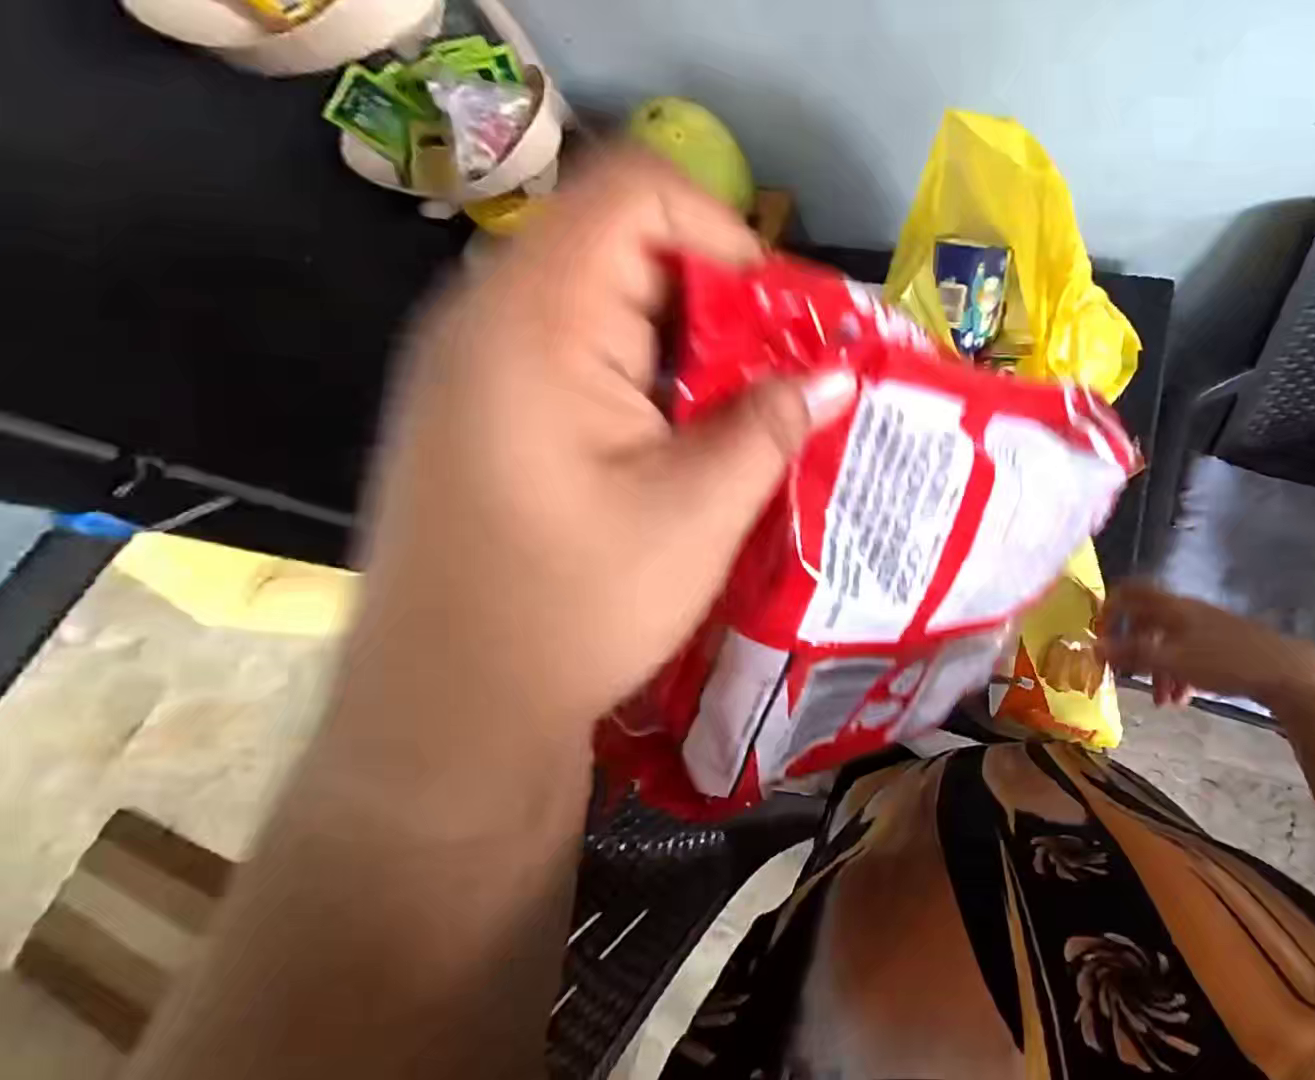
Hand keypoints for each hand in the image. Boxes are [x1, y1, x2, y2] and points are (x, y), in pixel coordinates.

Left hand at [345, 150, 856, 736]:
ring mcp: (481, 366)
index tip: (785, 316)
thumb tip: (837, 375)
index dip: (727, 234)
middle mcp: (492, 319)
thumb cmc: (573, 610)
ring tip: (751, 413)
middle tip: (788, 374)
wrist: (451, 710)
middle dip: (726, 302)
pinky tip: (693, 443)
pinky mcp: (489, 411)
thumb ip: (768, 427)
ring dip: (696, 347)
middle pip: (627, 246)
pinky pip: (585, 354)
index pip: (637, 194)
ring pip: (611, 305)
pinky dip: (655, 378)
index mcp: (537, 322)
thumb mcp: (696, 515)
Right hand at [1098, 582, 1314, 710]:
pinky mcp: (1223, 645)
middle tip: (1127, 676)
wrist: (1284, 672)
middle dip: (1135, 651)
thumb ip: (1131, 654)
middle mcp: (1186, 611)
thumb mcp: (1171, 661)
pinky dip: (1179, 674)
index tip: (1100, 637)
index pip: (1130, 593)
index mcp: (1171, 608)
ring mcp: (1206, 627)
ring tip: (1163, 702)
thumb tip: (1093, 647)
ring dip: (1158, 670)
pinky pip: (1189, 655)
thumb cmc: (1222, 661)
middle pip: (1148, 624)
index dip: (1111, 609)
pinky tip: (1184, 698)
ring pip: (1169, 644)